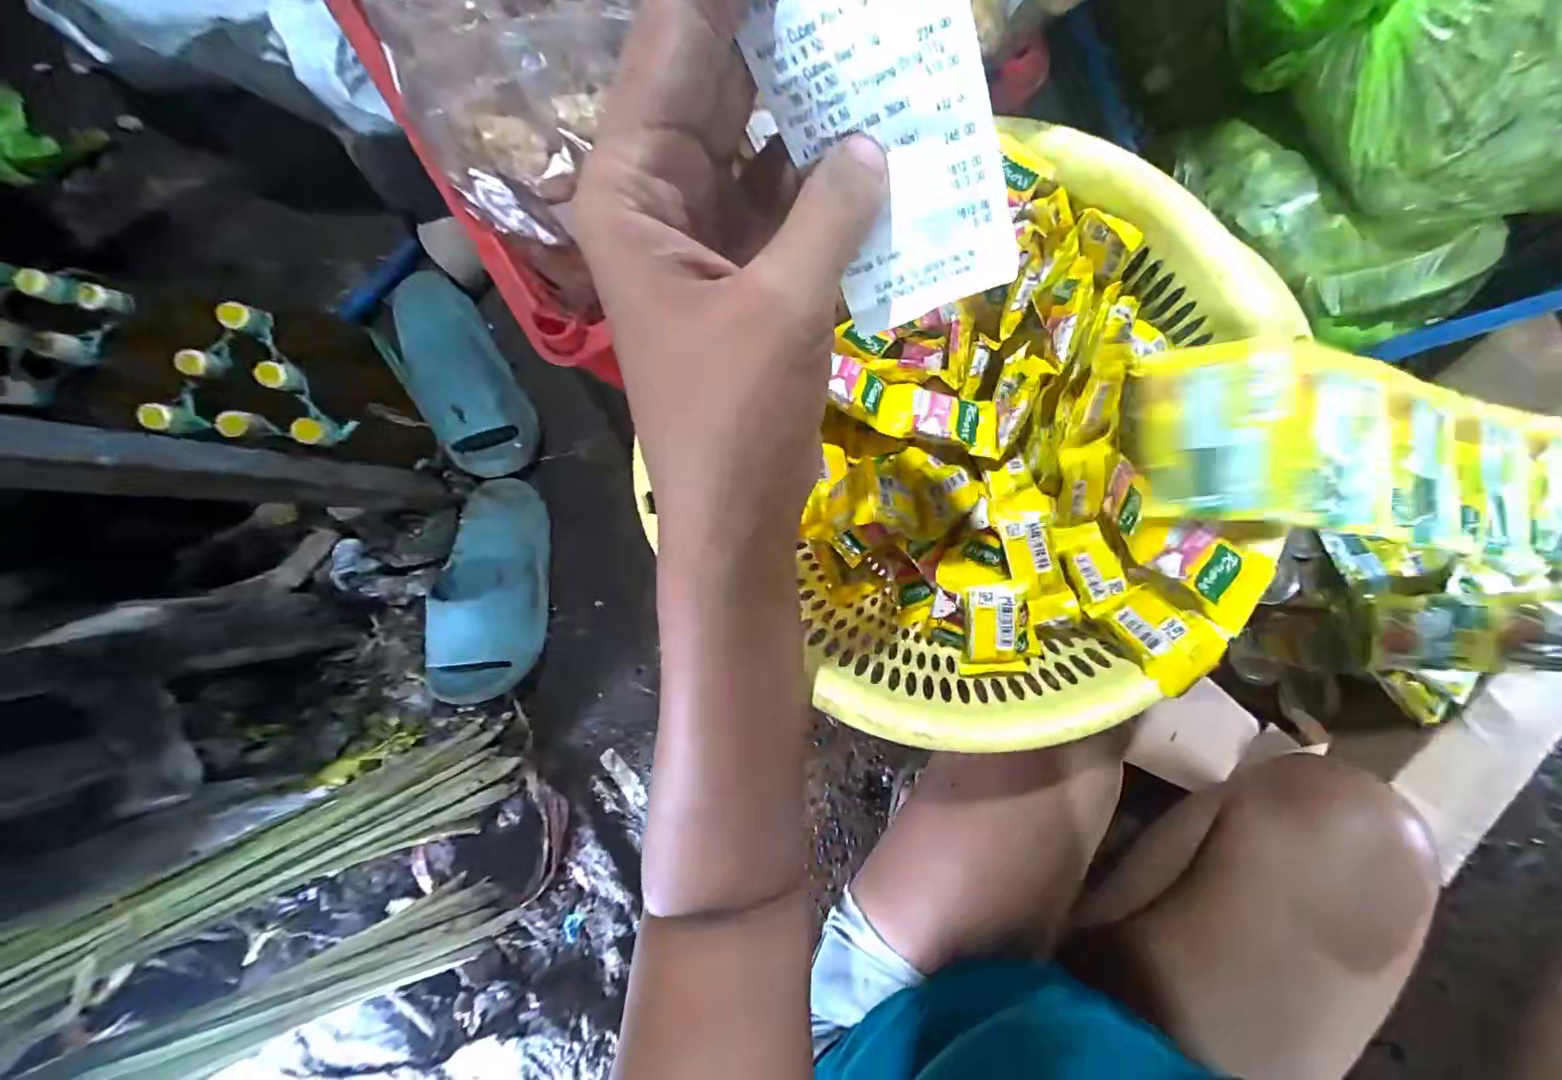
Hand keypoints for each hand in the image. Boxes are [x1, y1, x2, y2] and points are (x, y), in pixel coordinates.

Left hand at [576, 0, 886, 557]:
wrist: (737, 509)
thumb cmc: (737, 413)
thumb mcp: (784, 307)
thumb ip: (829, 216)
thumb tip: (873, 146)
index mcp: (633, 194)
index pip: (674, 58)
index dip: (725, 5)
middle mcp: (664, 206)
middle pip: (720, 102)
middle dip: (783, 58)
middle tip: (848, 25)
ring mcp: (712, 247)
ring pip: (764, 163)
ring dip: (818, 133)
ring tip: (879, 80)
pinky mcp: (753, 286)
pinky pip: (793, 221)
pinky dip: (833, 202)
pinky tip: (882, 173)